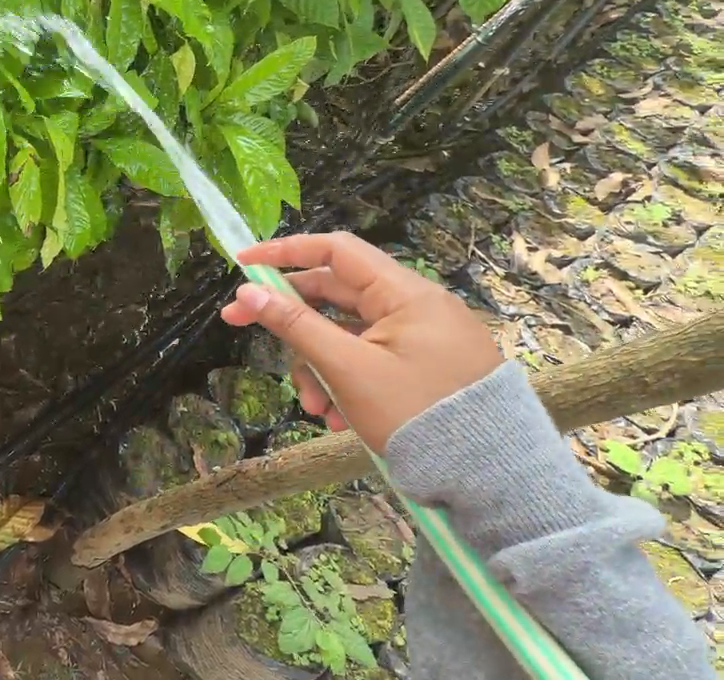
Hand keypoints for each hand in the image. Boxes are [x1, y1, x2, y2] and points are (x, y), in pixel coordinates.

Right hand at [220, 232, 502, 453]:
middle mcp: (419, 309)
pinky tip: (337, 416)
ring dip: (317, 363)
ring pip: (347, 332)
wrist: (498, 487)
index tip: (243, 266)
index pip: (336, 251)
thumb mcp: (345, 368)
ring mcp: (425, 340)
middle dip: (291, 320)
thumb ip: (293, 324)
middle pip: (335, 295)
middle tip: (239, 326)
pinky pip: (369, 358)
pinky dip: (344, 380)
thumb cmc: (417, 416)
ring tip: (313, 406)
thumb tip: (247, 292)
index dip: (284, 252)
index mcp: (408, 296)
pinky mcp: (427, 369)